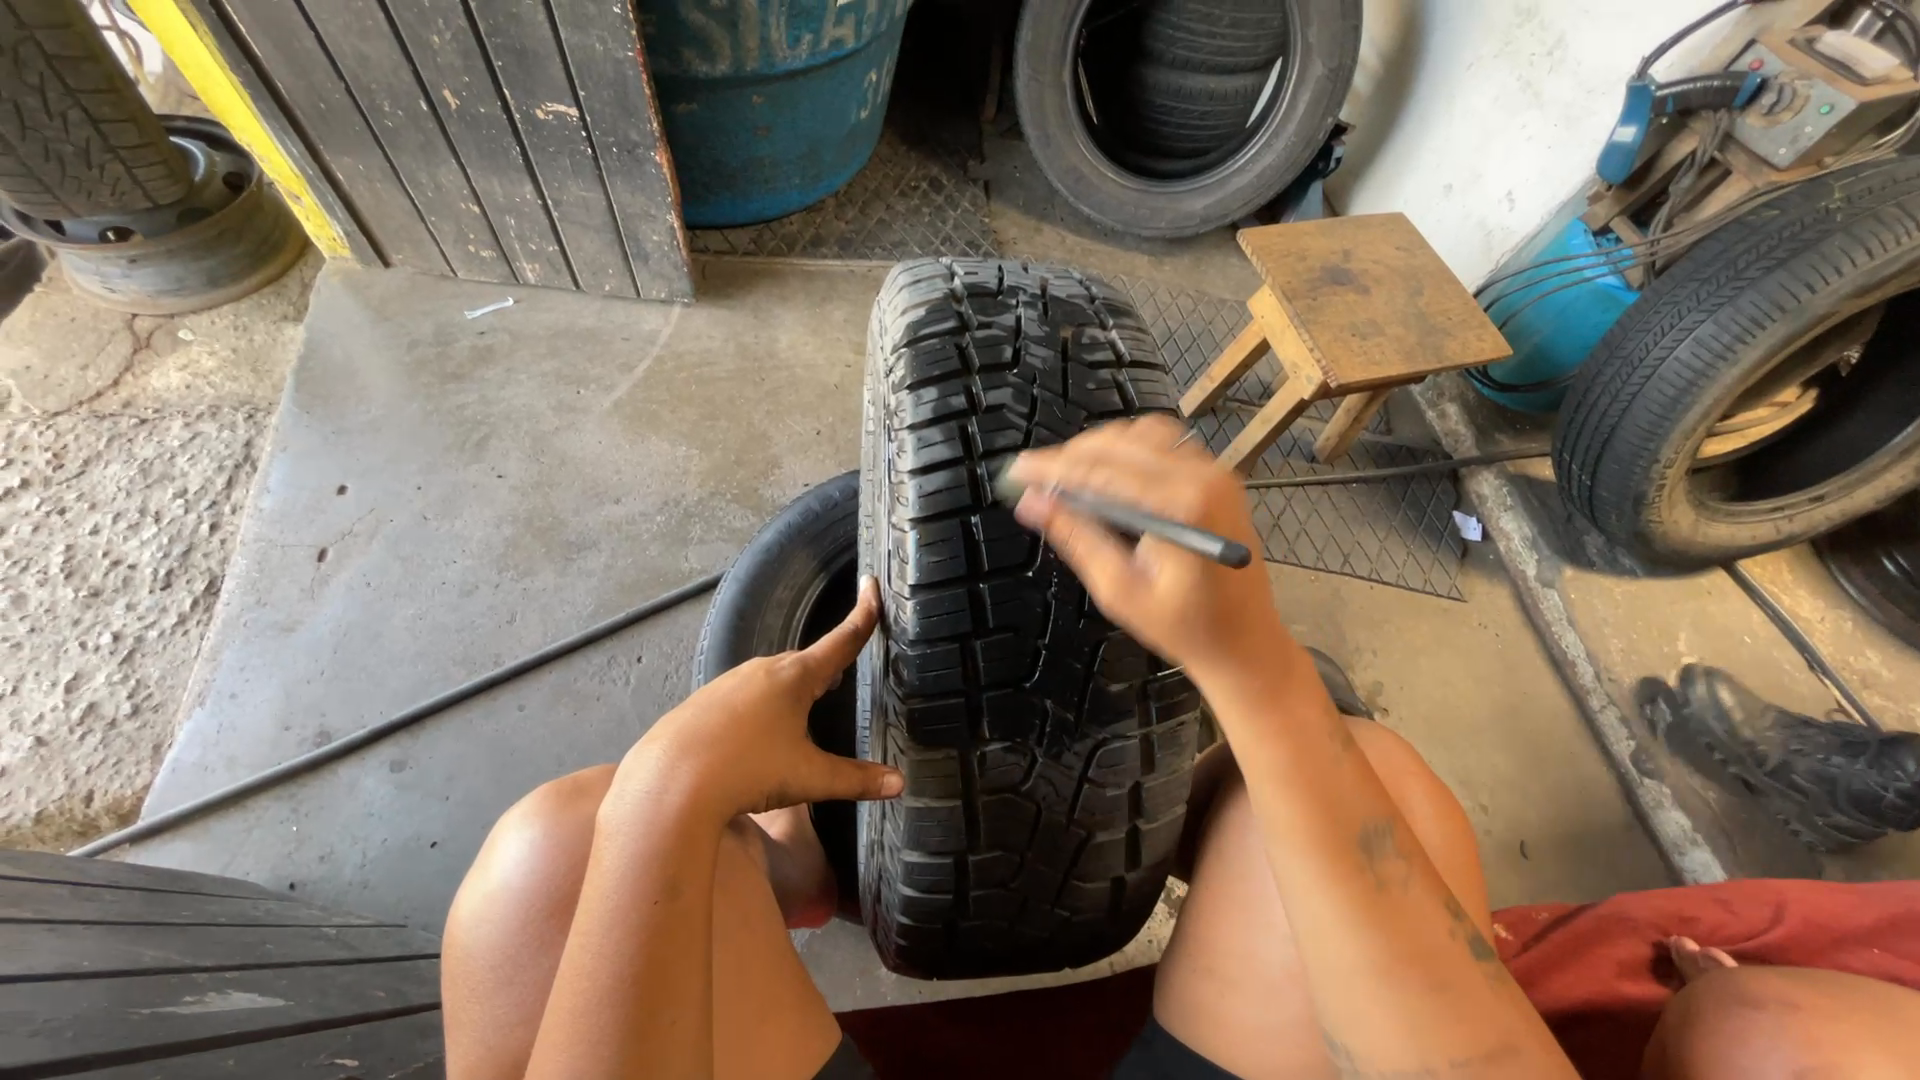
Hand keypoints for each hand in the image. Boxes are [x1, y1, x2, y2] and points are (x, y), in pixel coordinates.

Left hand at [622, 577, 902, 820]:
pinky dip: (759, 706)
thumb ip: (855, 779)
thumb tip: (898, 784)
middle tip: (840, 674)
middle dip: (824, 666)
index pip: (840, 641)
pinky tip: (755, 734)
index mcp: (794, 678)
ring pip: (770, 678)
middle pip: (803, 662)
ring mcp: (726, 685)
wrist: (667, 784)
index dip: (862, 615)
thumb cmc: (746, 771)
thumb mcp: (809, 778)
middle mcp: (760, 671)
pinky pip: (741, 696)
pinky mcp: (701, 704)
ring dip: (791, 689)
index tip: (871, 586)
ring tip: (803, 709)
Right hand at [1008, 415, 1289, 682]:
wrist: (1247, 644)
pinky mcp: (1219, 478)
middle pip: (1122, 441)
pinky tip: (1107, 475)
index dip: (1052, 467)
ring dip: (1101, 447)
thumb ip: (1076, 537)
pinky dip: (1130, 450)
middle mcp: (1204, 475)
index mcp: (1181, 504)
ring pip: (1143, 433)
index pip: (1101, 470)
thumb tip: (1031, 502)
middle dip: (1072, 454)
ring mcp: (1217, 472)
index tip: (1015, 469)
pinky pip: (1166, 444)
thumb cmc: (1185, 629)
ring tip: (1067, 474)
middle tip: (1035, 476)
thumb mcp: (1120, 590)